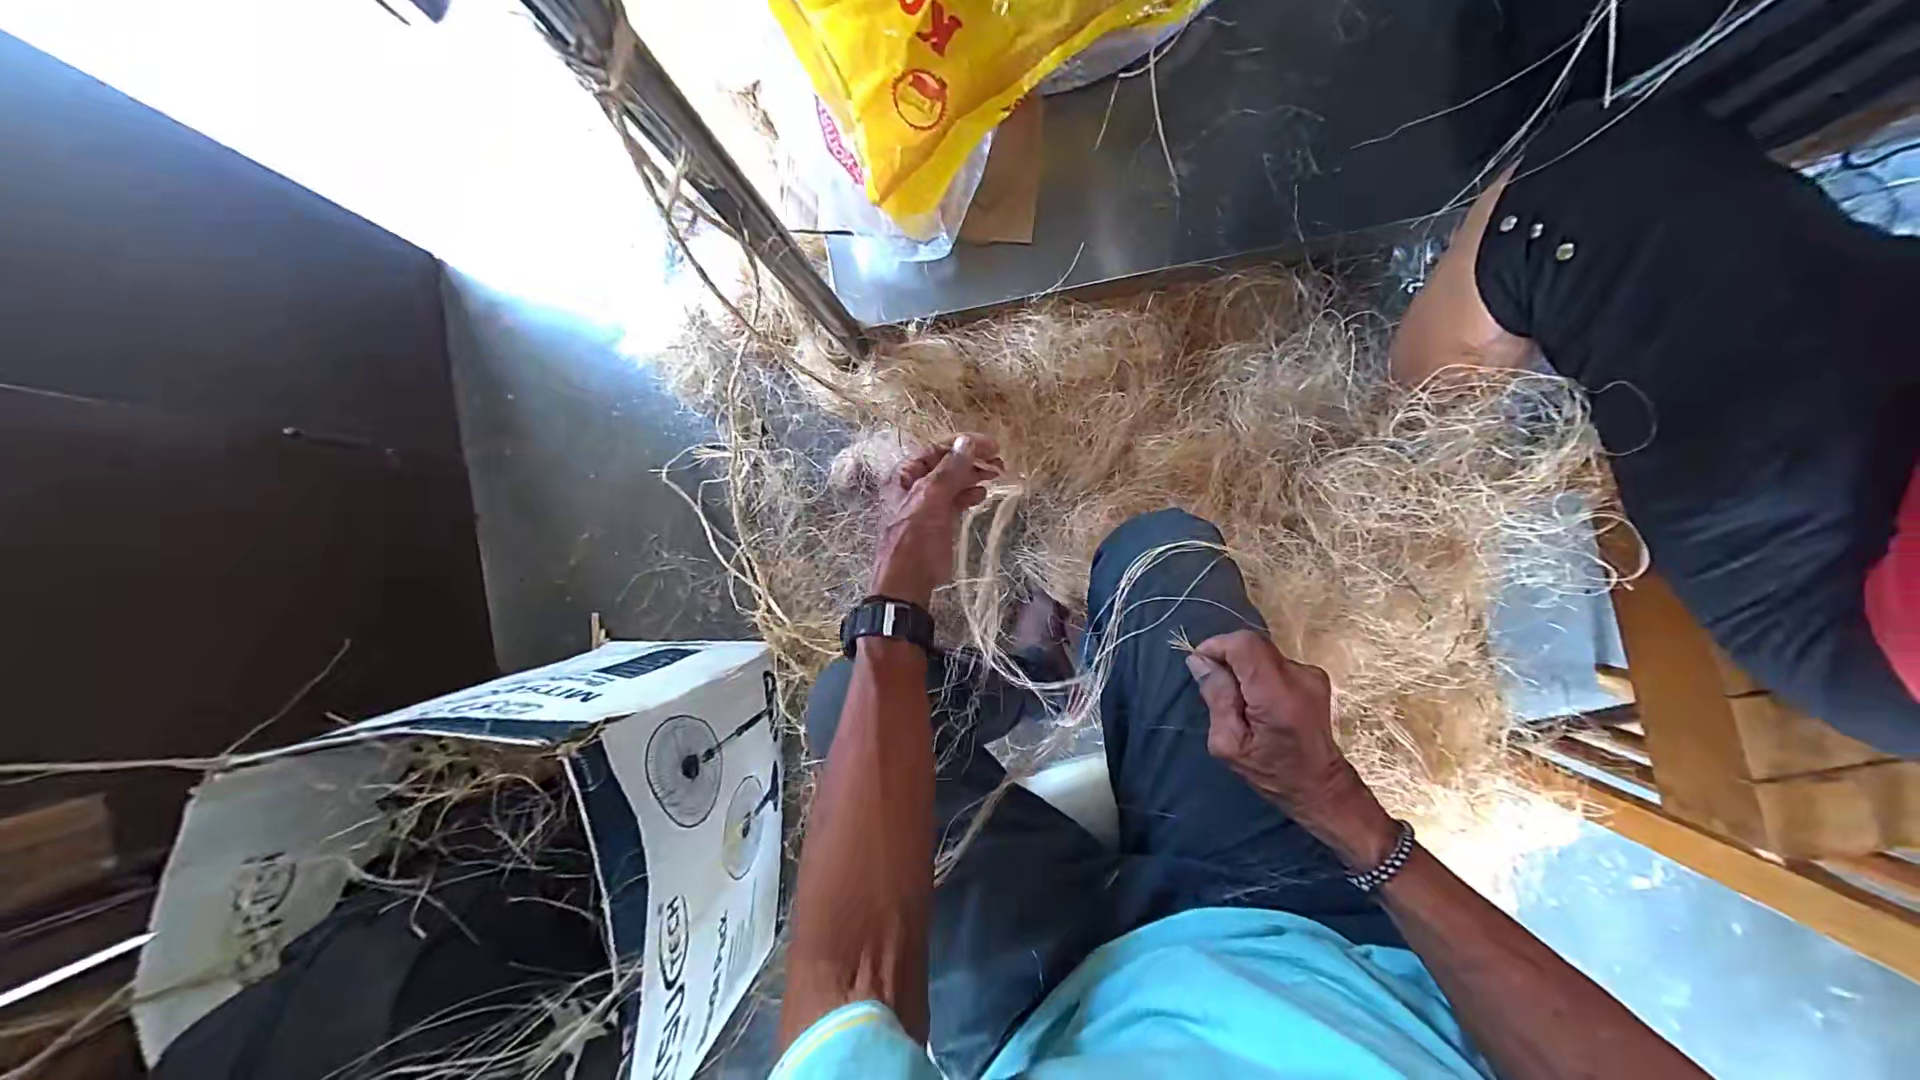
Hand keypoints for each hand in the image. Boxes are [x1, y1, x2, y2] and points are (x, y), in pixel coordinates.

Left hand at [870, 434, 1002, 607]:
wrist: (907, 581)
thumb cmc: (913, 539)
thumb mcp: (930, 499)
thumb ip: (949, 471)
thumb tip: (967, 442)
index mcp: (904, 475)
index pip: (937, 450)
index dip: (963, 444)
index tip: (991, 445)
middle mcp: (913, 486)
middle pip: (946, 465)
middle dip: (971, 460)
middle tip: (998, 461)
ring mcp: (926, 504)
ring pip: (953, 482)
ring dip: (973, 476)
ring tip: (995, 475)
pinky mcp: (937, 521)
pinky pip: (955, 500)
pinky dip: (969, 494)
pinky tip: (982, 494)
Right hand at [1185, 630, 1397, 868]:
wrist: (1321, 786)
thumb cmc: (1271, 772)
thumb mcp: (1228, 744)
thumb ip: (1216, 697)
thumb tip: (1199, 661)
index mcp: (1278, 696)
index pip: (1245, 644)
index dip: (1217, 647)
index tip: (1203, 667)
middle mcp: (1300, 677)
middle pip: (1252, 645)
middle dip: (1227, 660)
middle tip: (1220, 691)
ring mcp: (1311, 674)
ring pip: (1261, 653)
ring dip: (1243, 669)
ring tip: (1243, 703)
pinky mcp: (1314, 675)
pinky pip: (1272, 661)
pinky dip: (1257, 674)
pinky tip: (1260, 703)